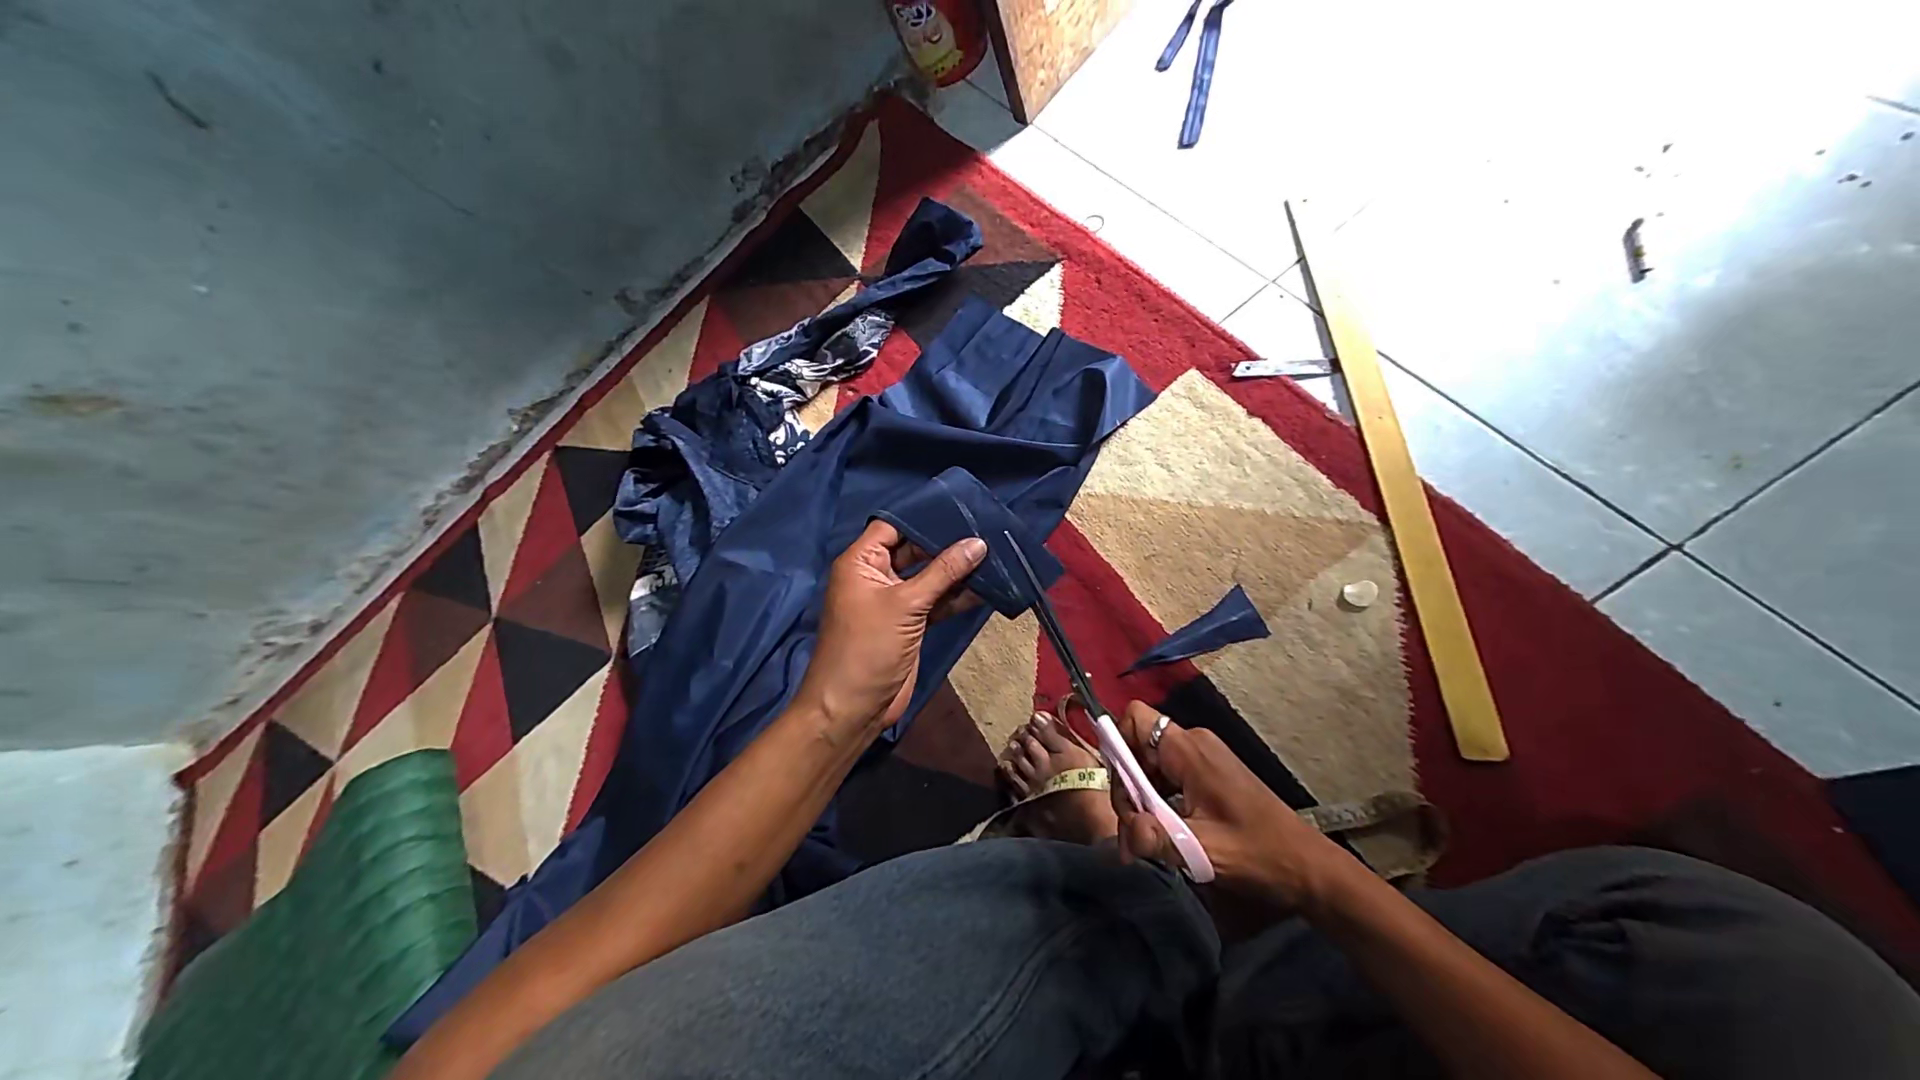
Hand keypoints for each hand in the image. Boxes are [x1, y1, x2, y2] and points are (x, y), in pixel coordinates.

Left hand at [794, 521, 986, 732]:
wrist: (853, 707)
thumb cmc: (868, 648)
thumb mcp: (906, 604)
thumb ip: (943, 572)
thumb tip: (978, 542)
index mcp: (861, 562)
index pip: (893, 526)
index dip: (922, 517)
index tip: (959, 508)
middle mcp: (876, 576)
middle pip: (914, 549)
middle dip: (947, 543)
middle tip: (985, 529)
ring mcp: (894, 601)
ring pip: (929, 576)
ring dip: (957, 570)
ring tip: (994, 553)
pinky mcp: (910, 623)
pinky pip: (936, 601)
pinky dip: (957, 595)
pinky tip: (987, 586)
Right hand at [1109, 701, 1358, 913]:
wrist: (1307, 865)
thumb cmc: (1258, 852)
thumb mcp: (1203, 850)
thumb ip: (1159, 838)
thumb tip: (1127, 831)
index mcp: (1189, 749)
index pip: (1134, 718)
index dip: (1118, 747)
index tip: (1125, 792)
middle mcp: (1193, 743)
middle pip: (1136, 746)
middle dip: (1128, 787)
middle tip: (1135, 832)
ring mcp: (1202, 757)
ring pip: (1149, 764)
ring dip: (1142, 800)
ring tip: (1149, 841)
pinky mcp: (1208, 773)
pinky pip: (1167, 776)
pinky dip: (1158, 802)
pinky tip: (1166, 835)